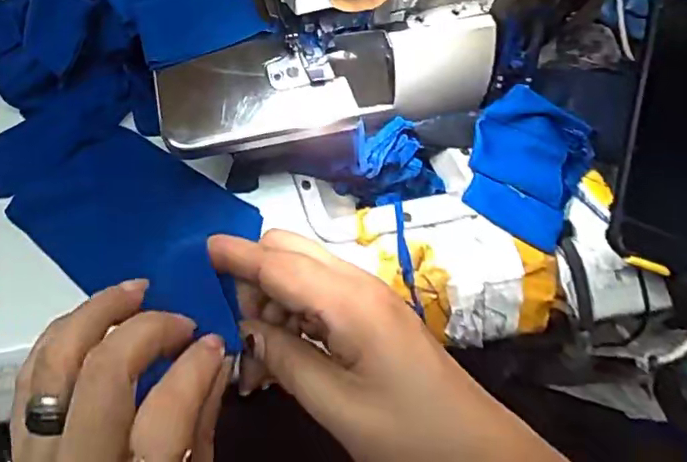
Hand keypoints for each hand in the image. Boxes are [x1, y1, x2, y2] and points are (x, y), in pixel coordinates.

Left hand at [11, 278, 228, 461]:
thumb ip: (199, 427)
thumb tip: (213, 358)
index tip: (213, 341)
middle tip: (178, 318)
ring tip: (134, 292)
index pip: (163, 415)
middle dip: (146, 329)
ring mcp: (37, 460)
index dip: (193, 367)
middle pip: (103, 374)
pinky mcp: (18, 450)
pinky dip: (61, 337)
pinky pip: (30, 378)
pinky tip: (92, 321)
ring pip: (55, 362)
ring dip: (97, 313)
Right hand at [208, 231, 563, 461]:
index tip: (204, 246)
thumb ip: (286, 361)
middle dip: (255, 275)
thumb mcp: (339, 407)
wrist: (482, 449)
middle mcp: (356, 281)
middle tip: (237, 328)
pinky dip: (295, 311)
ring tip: (258, 357)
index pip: (279, 262)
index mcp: (347, 299)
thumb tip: (247, 330)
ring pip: (303, 270)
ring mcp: (368, 292)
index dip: (239, 253)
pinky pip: (321, 292)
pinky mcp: (373, 309)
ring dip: (273, 298)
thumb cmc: (410, 433)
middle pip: (291, 250)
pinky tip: (286, 353)